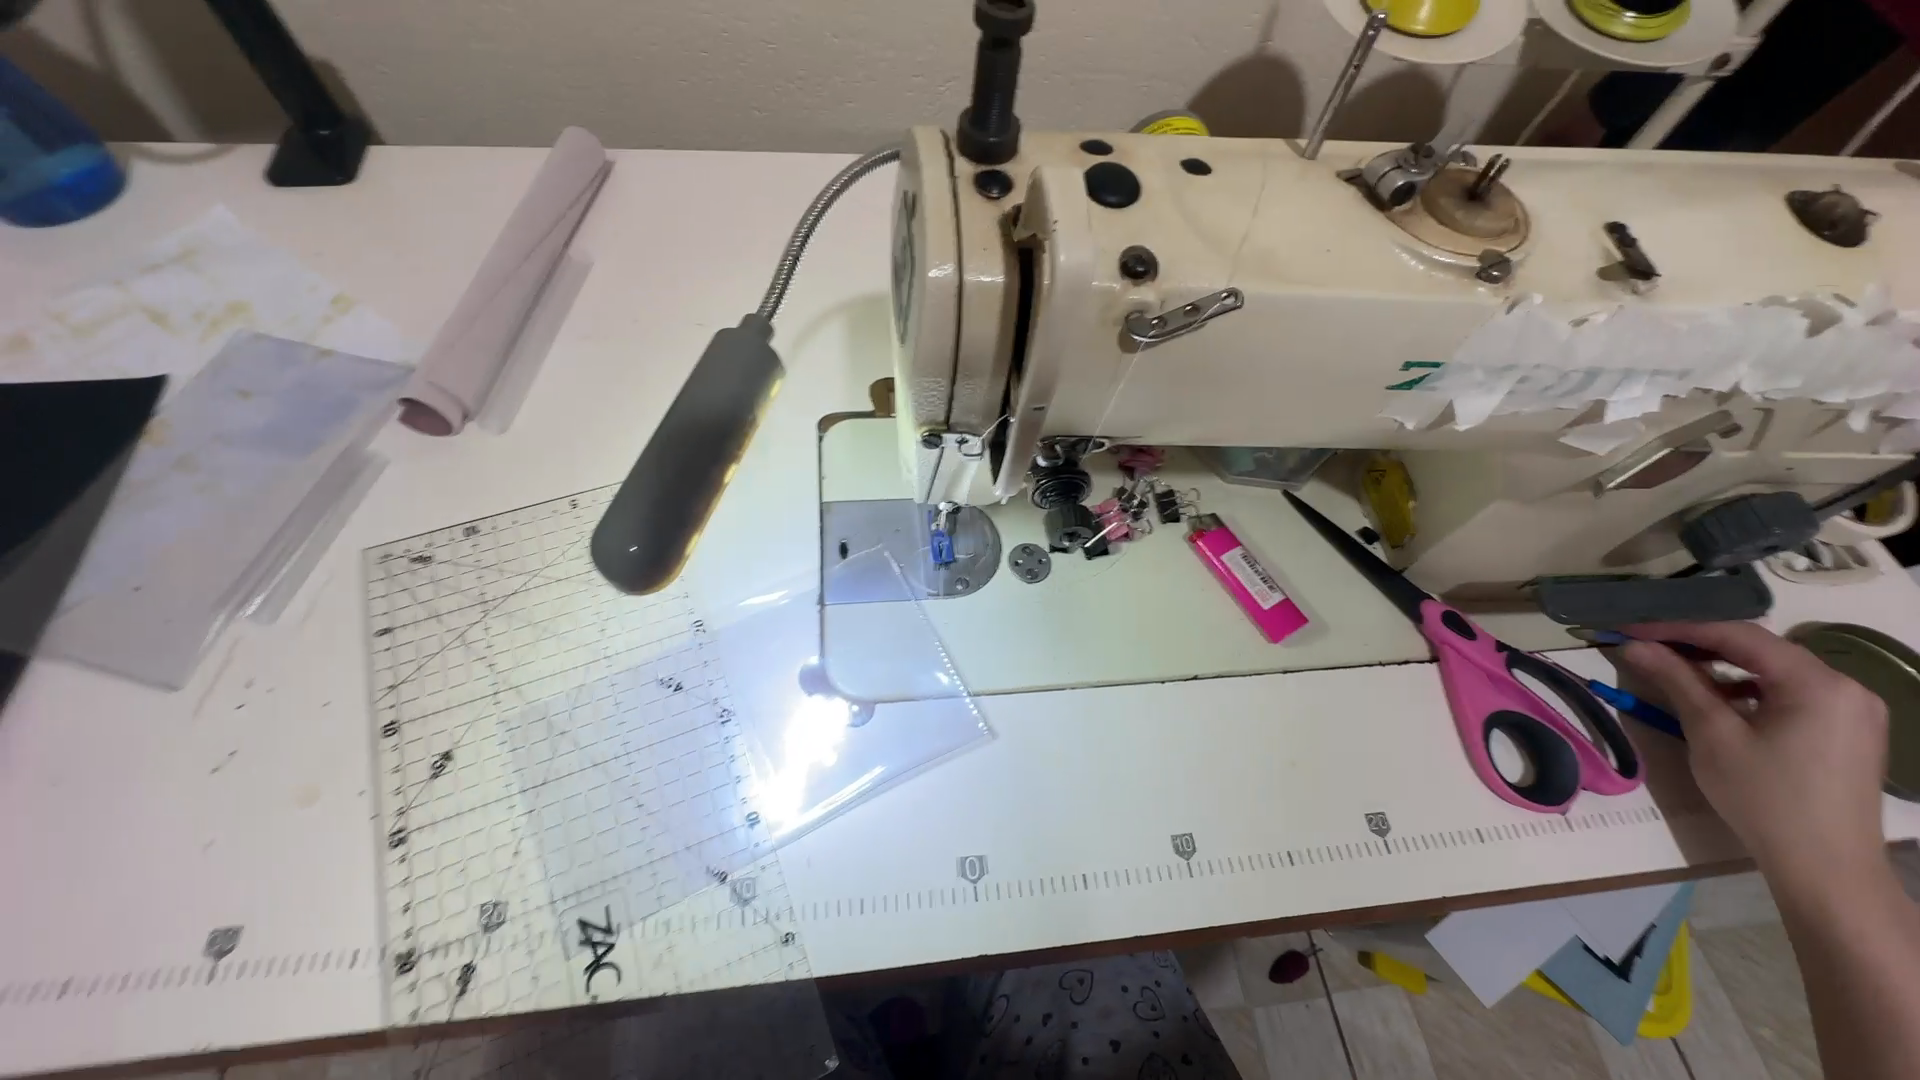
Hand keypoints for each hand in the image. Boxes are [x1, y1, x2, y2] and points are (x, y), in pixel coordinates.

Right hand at [1618, 621, 1888, 890]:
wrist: (1825, 865)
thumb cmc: (1764, 796)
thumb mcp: (1712, 734)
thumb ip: (1677, 681)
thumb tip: (1635, 645)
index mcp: (1818, 683)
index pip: (1739, 635)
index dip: (1680, 627)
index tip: (1631, 629)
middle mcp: (1846, 686)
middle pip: (1761, 649)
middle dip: (1700, 645)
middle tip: (1647, 647)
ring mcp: (1854, 710)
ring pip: (1776, 671)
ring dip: (1724, 668)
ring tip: (1676, 675)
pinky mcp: (1850, 730)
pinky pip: (1792, 693)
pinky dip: (1751, 690)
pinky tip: (1721, 703)